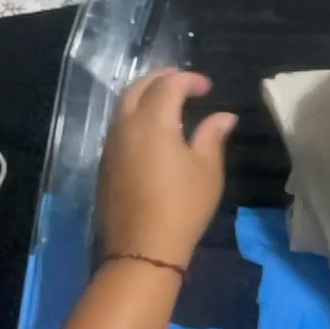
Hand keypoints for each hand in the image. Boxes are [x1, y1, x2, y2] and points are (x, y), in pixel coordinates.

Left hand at [97, 70, 235, 269]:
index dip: (189, 80)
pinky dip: (134, 116)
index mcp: (153, 122)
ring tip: (166, 102)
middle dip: (160, 79)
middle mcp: (126, 126)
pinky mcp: (105, 165)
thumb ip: (212, 136)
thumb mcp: (207, 170)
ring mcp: (111, 146)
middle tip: (182, 83)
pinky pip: (118, 127)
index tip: (207, 87)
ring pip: (123, 106)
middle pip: (138, 88)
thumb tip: (224, 116)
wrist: (142, 249)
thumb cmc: (182, 206)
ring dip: (144, 96)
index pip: (169, 85)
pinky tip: (151, 131)